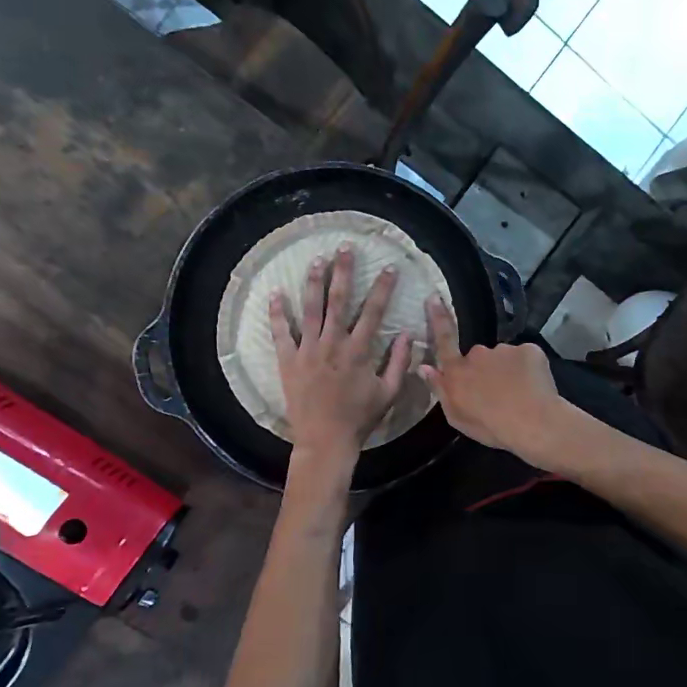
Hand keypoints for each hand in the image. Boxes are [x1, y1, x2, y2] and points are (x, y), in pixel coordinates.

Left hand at [270, 245, 411, 459]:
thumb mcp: (389, 392)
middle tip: (345, 247)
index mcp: (359, 351)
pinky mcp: (288, 361)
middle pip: (339, 300)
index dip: (382, 288)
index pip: (374, 311)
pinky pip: (280, 333)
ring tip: (316, 260)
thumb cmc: (360, 417)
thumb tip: (410, 334)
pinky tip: (276, 293)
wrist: (325, 439)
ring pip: (310, 309)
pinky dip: (277, 313)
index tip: (389, 267)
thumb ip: (400, 362)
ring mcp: (308, 350)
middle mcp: (333, 344)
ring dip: (314, 282)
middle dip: (343, 272)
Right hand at [417, 296, 572, 467]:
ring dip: (508, 370)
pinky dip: (529, 369)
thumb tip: (424, 367)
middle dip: (486, 370)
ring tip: (518, 394)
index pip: (444, 340)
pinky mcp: (529, 349)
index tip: (434, 297)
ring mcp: (505, 349)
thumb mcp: (457, 416)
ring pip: (504, 357)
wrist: (533, 423)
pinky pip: (526, 357)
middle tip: (498, 393)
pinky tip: (533, 387)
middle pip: (479, 357)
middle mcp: (478, 354)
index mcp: (457, 372)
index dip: (438, 318)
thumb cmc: (491, 427)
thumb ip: (440, 389)